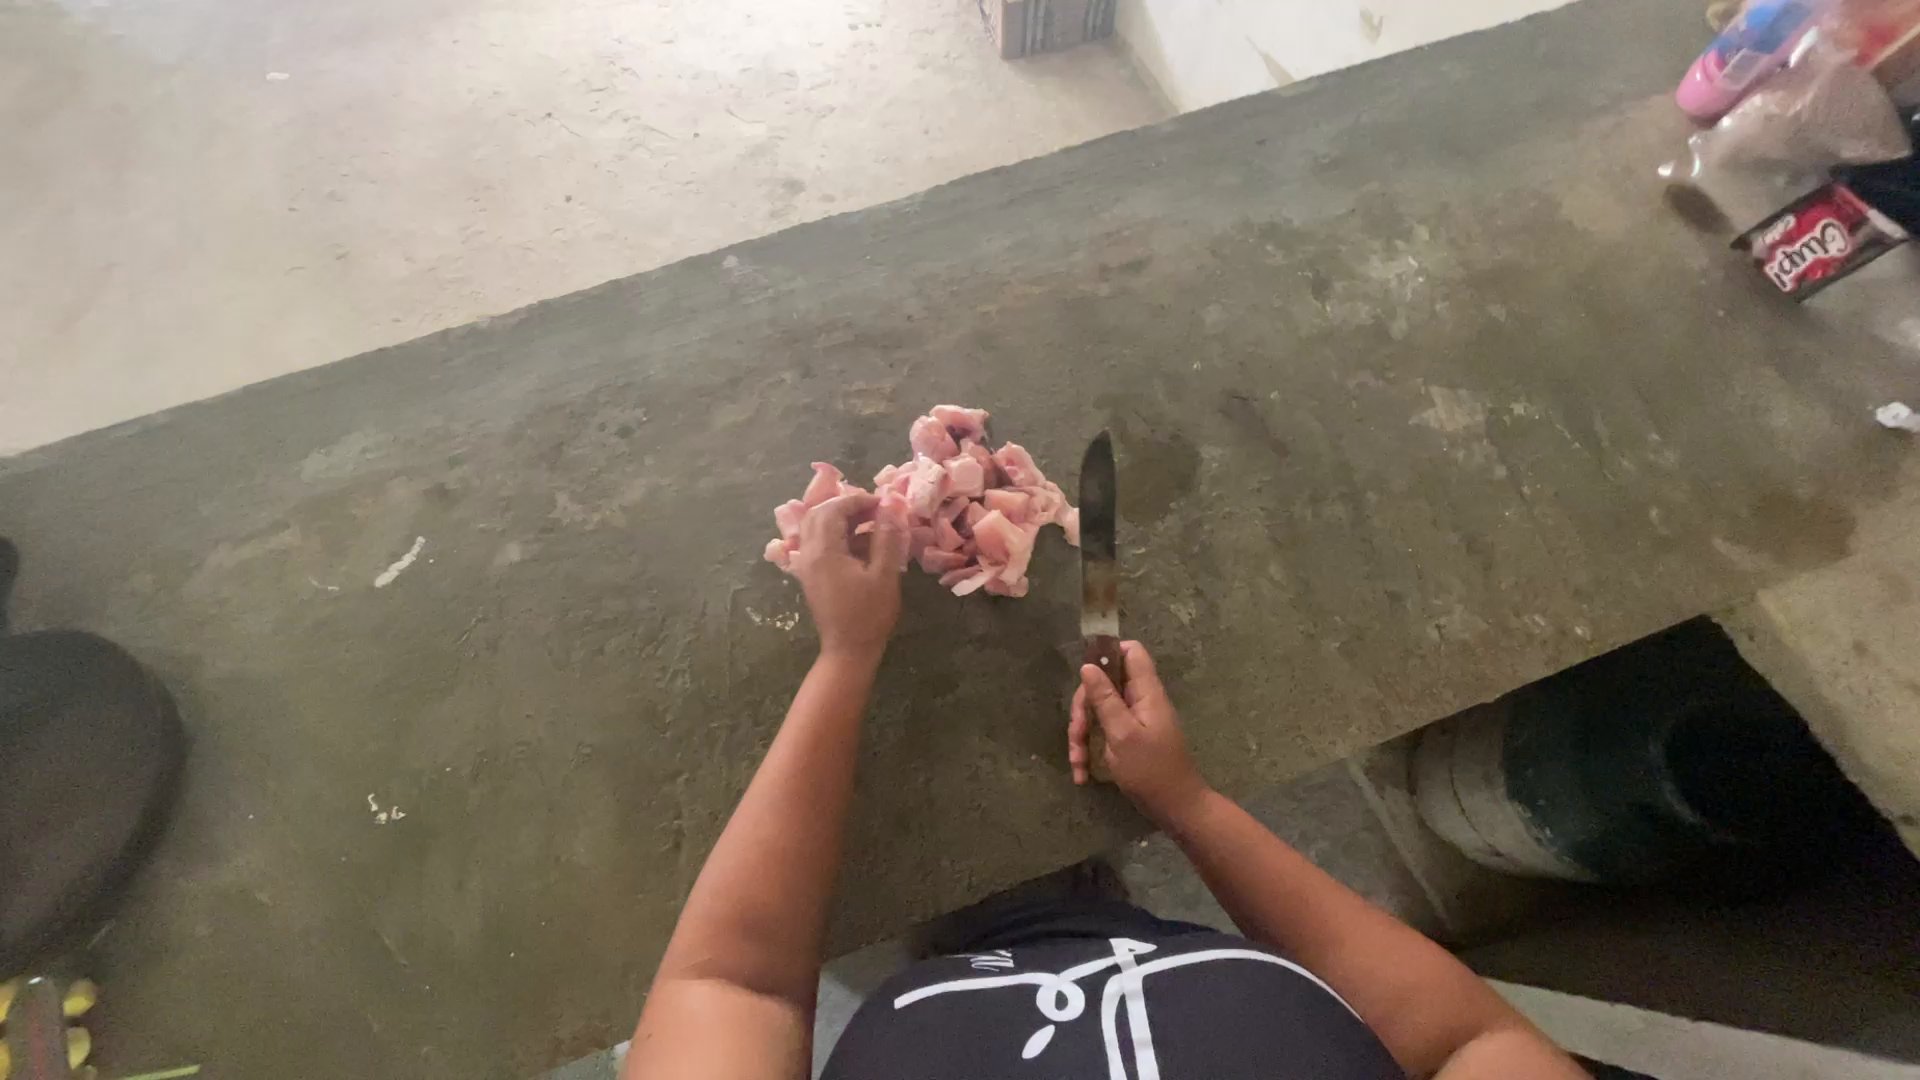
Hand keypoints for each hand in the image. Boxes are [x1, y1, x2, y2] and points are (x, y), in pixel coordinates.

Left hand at [792, 493, 909, 663]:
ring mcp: (807, 565)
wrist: (849, 650)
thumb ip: (886, 538)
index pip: (834, 509)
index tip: (883, 504)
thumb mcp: (884, 575)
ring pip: (817, 527)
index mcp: (824, 551)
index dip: (858, 500)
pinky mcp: (812, 575)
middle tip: (874, 510)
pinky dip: (838, 535)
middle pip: (819, 513)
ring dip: (842, 520)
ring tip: (871, 524)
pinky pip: (819, 543)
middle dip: (847, 506)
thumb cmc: (869, 614)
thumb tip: (891, 506)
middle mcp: (808, 554)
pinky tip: (863, 545)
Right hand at [1069, 641, 1210, 822]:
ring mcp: (1133, 721)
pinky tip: (1082, 772)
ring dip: (1082, 734)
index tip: (1085, 673)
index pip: (1131, 653)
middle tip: (1076, 734)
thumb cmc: (1152, 772)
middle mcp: (1139, 701)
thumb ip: (1105, 699)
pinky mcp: (1127, 739)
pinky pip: (1102, 732)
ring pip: (1098, 711)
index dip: (1107, 653)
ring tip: (1077, 762)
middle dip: (1083, 709)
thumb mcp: (1123, 734)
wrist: (1176, 811)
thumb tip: (1088, 666)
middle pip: (1104, 685)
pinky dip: (1089, 748)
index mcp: (1145, 693)